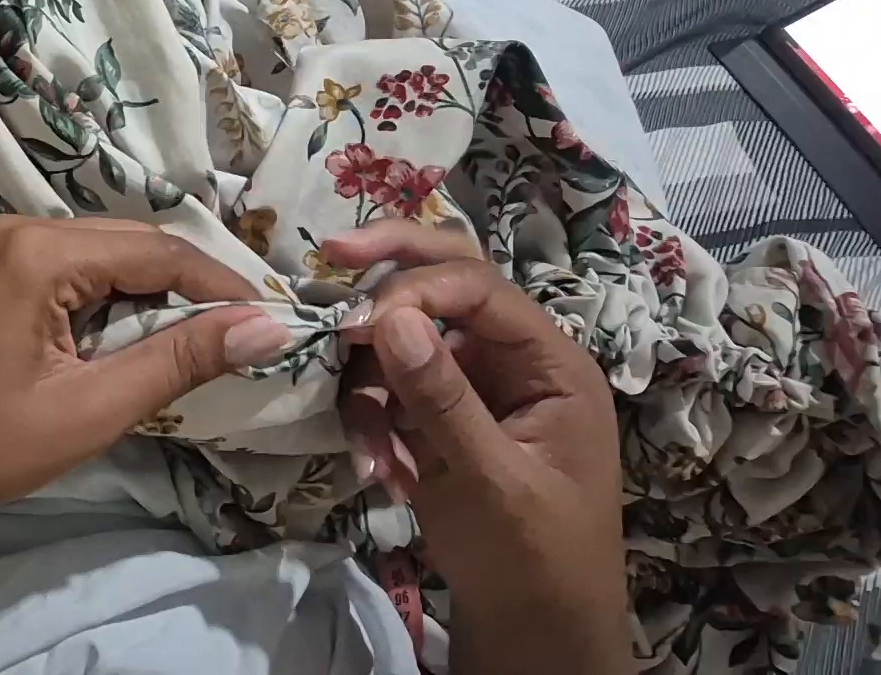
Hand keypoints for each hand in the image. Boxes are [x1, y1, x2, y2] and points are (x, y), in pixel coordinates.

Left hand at [0, 215, 291, 539]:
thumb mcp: (88, 409)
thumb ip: (177, 360)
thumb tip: (263, 326)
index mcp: (38, 251)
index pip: (156, 250)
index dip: (219, 283)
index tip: (269, 320)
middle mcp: (17, 229)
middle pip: (126, 243)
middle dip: (185, 287)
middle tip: (235, 336)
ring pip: (97, 254)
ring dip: (145, 293)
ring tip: (188, 342)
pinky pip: (64, 267)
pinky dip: (103, 297)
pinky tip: (121, 336)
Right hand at [325, 221, 632, 674]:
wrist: (527, 626)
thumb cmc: (535, 558)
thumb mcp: (493, 482)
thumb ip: (442, 398)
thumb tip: (387, 318)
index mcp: (549, 362)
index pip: (477, 287)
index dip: (414, 290)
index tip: (356, 323)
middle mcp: (508, 354)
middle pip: (446, 275)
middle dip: (387, 265)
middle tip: (330, 253)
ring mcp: (466, 376)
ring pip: (396, 333)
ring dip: (366, 381)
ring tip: (369, 448)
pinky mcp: (429, 402)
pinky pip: (380, 379)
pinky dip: (365, 415)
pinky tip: (377, 467)